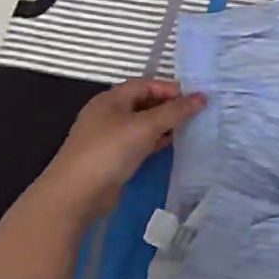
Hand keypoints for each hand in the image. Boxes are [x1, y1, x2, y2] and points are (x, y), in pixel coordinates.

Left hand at [35, 80, 205, 219]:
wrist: (77, 193)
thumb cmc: (110, 151)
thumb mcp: (146, 126)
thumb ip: (175, 111)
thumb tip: (202, 98)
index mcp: (111, 100)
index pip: (145, 84)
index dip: (170, 88)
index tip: (195, 99)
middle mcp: (109, 114)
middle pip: (145, 102)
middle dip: (170, 106)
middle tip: (197, 113)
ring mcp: (110, 136)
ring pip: (144, 122)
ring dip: (166, 124)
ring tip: (190, 128)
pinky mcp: (114, 155)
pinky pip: (141, 140)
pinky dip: (157, 140)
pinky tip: (173, 144)